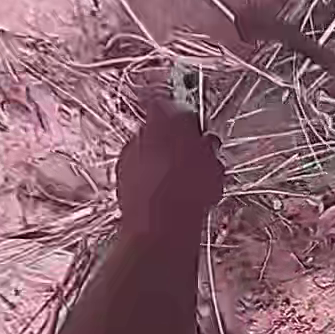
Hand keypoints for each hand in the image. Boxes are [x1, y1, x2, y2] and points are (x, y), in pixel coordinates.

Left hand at [117, 102, 223, 234]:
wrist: (161, 224)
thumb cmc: (187, 191)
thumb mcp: (213, 166)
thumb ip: (208, 148)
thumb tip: (208, 146)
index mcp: (165, 116)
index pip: (180, 109)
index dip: (193, 125)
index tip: (202, 138)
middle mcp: (141, 130)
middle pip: (161, 131)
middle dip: (177, 146)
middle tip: (196, 163)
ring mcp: (128, 155)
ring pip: (150, 153)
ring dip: (164, 165)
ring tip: (184, 186)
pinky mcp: (121, 178)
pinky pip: (140, 174)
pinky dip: (151, 182)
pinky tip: (169, 198)